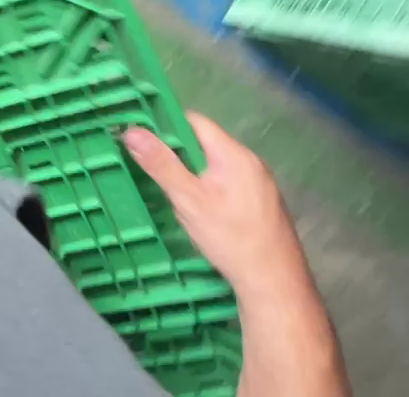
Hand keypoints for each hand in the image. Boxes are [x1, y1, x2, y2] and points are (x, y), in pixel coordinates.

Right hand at [124, 112, 314, 302]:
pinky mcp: (264, 201)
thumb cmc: (230, 239)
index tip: (142, 139)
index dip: (165, 124)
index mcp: (234, 154)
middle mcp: (251, 162)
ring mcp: (261, 182)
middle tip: (154, 169)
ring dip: (192, 170)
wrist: (277, 287)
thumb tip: (131, 130)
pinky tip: (201, 207)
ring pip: (215, 162)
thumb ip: (160, 163)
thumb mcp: (188, 200)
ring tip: (174, 190)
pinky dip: (209, 184)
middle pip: (204, 141)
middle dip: (177, 151)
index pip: (194, 121)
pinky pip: (229, 179)